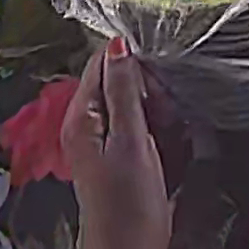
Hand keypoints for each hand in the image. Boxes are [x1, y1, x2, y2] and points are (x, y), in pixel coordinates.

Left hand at [61, 40, 171, 248]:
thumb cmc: (128, 204)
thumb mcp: (130, 140)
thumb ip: (124, 89)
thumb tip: (118, 44)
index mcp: (82, 116)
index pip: (103, 61)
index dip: (131, 62)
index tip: (155, 79)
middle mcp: (88, 121)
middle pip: (120, 78)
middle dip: (148, 86)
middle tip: (163, 111)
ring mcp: (103, 137)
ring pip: (135, 98)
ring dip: (156, 106)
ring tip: (166, 129)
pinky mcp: (119, 150)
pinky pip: (140, 119)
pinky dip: (155, 123)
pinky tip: (165, 139)